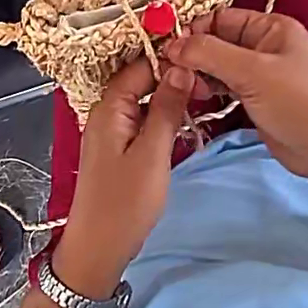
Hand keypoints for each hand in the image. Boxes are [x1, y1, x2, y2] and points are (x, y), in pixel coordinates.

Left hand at [51, 58, 193, 296]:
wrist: (99, 248)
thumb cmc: (125, 202)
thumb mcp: (152, 153)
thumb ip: (166, 109)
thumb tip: (181, 68)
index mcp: (108, 108)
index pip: (139, 66)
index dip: (169, 59)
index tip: (203, 61)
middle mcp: (105, 113)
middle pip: (140, 81)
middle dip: (172, 77)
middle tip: (208, 83)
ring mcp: (111, 131)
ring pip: (143, 100)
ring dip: (169, 97)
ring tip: (203, 96)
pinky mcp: (119, 148)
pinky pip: (142, 120)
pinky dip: (162, 117)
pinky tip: (184, 120)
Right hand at [165, 8, 307, 183]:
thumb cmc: (302, 102)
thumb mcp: (253, 71)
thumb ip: (210, 54)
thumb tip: (173, 44)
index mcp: (270, 28)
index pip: (220, 18)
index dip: (192, 29)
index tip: (165, 45)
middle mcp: (264, 47)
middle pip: (216, 42)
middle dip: (191, 53)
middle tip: (167, 70)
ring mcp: (260, 76)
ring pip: (217, 67)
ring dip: (197, 74)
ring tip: (181, 86)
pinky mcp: (255, 101)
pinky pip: (224, 88)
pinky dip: (207, 91)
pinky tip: (193, 97)